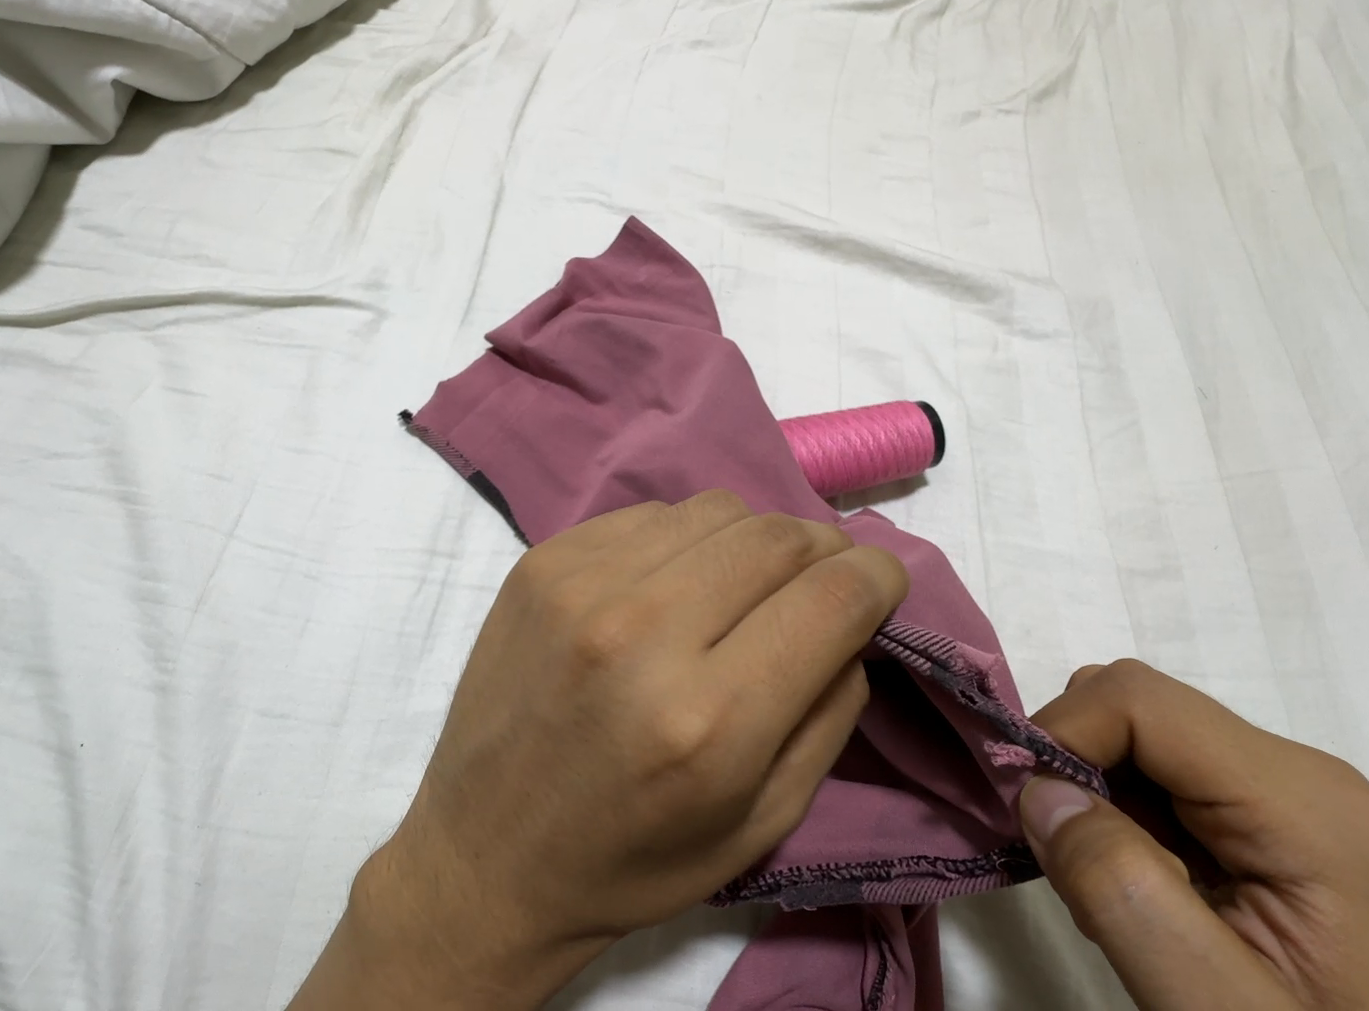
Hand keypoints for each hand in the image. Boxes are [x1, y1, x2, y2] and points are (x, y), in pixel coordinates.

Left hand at [291, 490, 909, 1010]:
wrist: (487, 853)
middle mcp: (644, 633)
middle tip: (820, 582)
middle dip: (824, 551)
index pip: (834, 596)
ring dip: (755, 541)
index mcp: (711, 719)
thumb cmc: (633, 858)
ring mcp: (583, 585)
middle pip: (778, 536)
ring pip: (718, 510)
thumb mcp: (763, 820)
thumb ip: (831, 712)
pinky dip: (685, 541)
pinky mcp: (543, 562)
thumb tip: (853, 621)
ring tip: (742, 588)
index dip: (880, 580)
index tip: (881, 588)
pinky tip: (671, 587)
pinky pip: (652, 516)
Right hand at [1018, 660, 1368, 1010]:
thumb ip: (1121, 890)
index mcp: (1306, 806)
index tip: (1022, 808)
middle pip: (1142, 708)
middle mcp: (1308, 778)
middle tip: (1059, 855)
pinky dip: (1121, 813)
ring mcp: (1298, 799)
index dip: (1062, 733)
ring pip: (1145, 739)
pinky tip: (1138, 887)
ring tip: (1102, 887)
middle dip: (1073, 763)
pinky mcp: (1280, 825)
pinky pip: (1168, 778)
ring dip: (1093, 793)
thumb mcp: (1211, 1001)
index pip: (1141, 700)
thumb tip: (1037, 790)